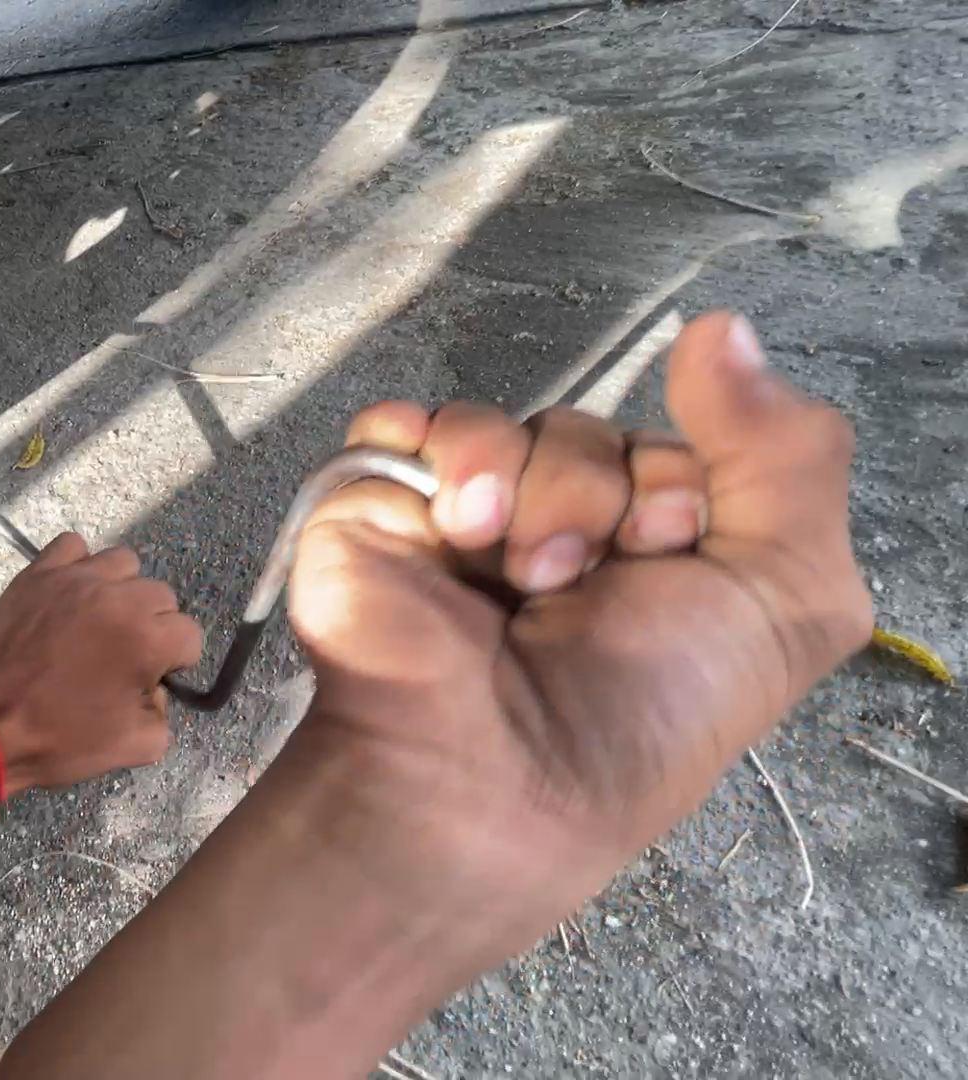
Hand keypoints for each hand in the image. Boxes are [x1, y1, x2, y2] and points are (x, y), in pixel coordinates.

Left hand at [0, 533, 201, 796]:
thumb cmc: (58, 739)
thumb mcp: (133, 745)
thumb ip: (164, 712)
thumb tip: (155, 686)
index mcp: (146, 639)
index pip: (189, 634)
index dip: (174, 661)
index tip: (149, 677)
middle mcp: (117, 597)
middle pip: (160, 596)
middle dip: (151, 625)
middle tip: (120, 653)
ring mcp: (74, 578)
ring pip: (122, 564)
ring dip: (119, 590)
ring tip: (96, 618)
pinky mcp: (38, 572)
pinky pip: (73, 546)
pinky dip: (77, 565)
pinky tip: (68, 594)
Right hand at [285, 311, 871, 951]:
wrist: (494, 769)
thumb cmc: (642, 706)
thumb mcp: (780, 594)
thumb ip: (781, 453)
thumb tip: (715, 323)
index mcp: (620, 539)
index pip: (652, 444)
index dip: (672, 486)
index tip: (661, 557)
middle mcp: (527, 518)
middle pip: (569, 428)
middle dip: (588, 497)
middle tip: (564, 584)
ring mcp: (438, 511)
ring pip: (486, 423)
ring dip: (516, 489)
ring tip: (500, 566)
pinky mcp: (365, 511)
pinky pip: (390, 429)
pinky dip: (422, 445)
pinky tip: (446, 514)